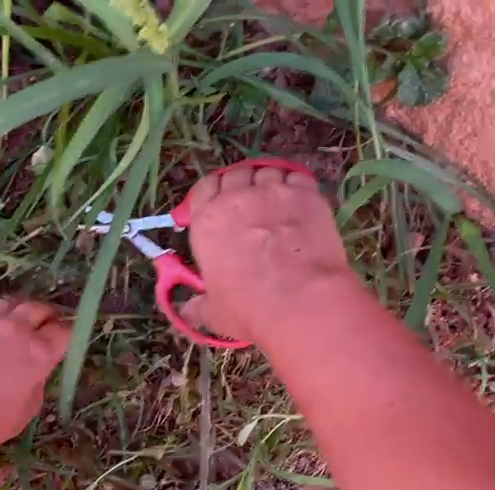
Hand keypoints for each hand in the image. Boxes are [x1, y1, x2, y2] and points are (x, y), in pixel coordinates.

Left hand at [0, 298, 68, 458]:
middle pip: (37, 308)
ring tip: (14, 324)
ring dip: (16, 312)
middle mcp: (13, 330)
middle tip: (48, 323)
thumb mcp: (22, 414)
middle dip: (47, 314)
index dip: (69, 333)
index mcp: (36, 353)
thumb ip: (35, 387)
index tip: (68, 338)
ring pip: (7, 305)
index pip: (64, 331)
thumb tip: (35, 373)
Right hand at [181, 165, 358, 343]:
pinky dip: (294, 186)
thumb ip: (199, 305)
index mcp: (207, 223)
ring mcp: (274, 192)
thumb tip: (187, 310)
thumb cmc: (248, 308)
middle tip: (245, 209)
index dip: (210, 196)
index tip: (215, 209)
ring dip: (266, 184)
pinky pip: (296, 176)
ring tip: (272, 206)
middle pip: (235, 175)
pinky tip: (296, 205)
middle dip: (238, 187)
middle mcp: (238, 198)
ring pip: (266, 172)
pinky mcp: (306, 193)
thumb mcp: (214, 312)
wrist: (300, 300)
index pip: (203, 189)